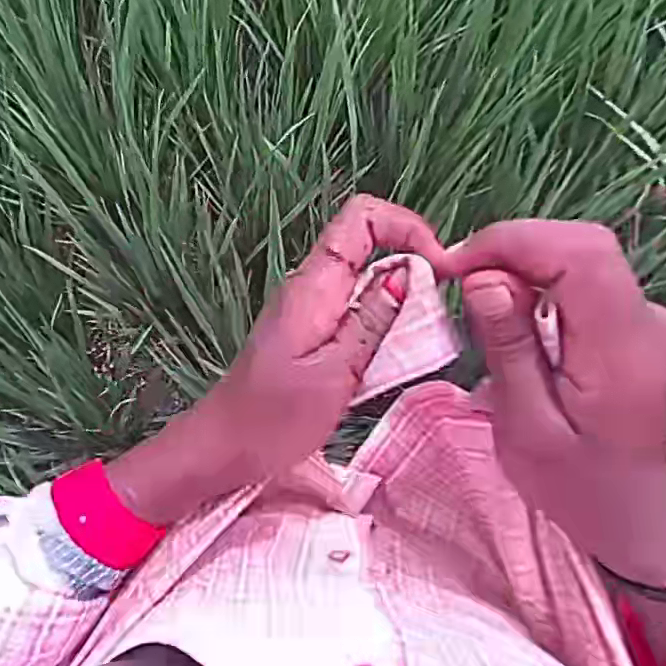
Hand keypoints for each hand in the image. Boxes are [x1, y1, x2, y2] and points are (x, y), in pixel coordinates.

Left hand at [109, 196, 445, 523]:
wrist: (226, 447)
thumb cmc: (275, 419)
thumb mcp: (335, 372)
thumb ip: (373, 321)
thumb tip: (408, 272)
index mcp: (314, 285)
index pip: (362, 217)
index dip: (407, 227)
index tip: (439, 268)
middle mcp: (312, 286)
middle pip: (369, 243)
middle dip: (413, 263)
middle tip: (438, 310)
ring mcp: (311, 308)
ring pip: (366, 278)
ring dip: (402, 296)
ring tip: (423, 335)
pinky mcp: (313, 331)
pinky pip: (356, 308)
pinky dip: (384, 319)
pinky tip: (395, 352)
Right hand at [448, 220, 665, 585]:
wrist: (636, 516)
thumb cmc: (574, 485)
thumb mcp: (525, 425)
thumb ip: (509, 347)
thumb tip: (484, 276)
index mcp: (625, 353)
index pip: (582, 255)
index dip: (514, 242)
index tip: (458, 264)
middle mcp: (652, 324)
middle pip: (584, 247)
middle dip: (513, 248)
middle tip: (459, 278)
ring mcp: (653, 321)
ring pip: (583, 258)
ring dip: (525, 264)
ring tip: (480, 300)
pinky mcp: (642, 324)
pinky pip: (588, 282)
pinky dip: (543, 282)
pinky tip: (515, 313)